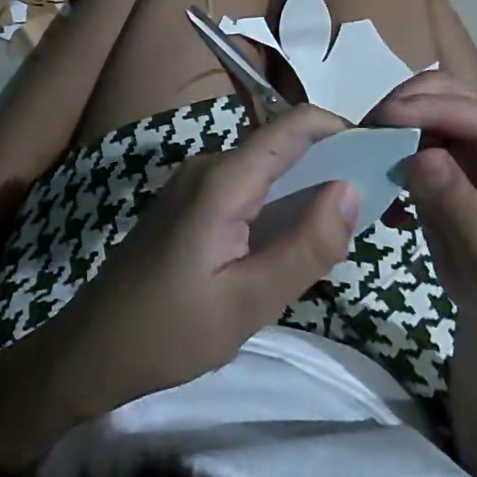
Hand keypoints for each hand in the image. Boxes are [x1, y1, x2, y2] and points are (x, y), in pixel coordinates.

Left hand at [43, 105, 360, 405]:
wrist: (92, 349)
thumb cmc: (168, 331)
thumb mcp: (248, 301)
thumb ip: (304, 246)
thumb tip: (353, 190)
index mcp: (223, 180)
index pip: (293, 127)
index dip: (343, 131)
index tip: (384, 159)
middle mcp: (208, 167)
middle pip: (283, 146)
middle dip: (334, 165)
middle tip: (379, 206)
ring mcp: (195, 184)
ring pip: (266, 170)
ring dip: (309, 189)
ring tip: (348, 227)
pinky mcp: (190, 205)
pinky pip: (247, 190)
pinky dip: (280, 205)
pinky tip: (297, 241)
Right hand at [368, 72, 476, 359]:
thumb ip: (461, 210)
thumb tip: (420, 157)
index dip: (430, 111)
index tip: (379, 121)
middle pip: (454, 94)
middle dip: (407, 108)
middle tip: (366, 139)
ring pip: (428, 107)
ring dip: (393, 126)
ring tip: (367, 159)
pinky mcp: (453, 161)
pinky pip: (413, 136)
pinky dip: (391, 150)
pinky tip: (384, 191)